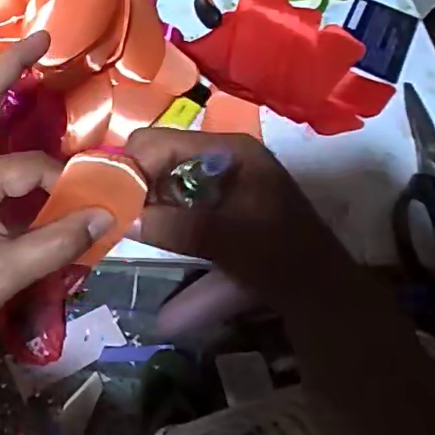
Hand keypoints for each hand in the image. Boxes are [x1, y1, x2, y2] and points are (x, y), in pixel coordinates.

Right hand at [122, 127, 353, 302]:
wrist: (324, 294)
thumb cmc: (283, 259)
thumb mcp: (229, 242)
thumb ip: (176, 227)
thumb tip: (122, 219)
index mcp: (228, 149)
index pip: (159, 141)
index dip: (132, 168)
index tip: (111, 203)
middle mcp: (222, 155)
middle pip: (160, 158)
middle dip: (136, 186)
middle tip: (118, 220)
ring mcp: (220, 179)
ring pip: (165, 180)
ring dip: (147, 203)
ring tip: (130, 229)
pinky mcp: (219, 203)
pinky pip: (177, 199)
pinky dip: (162, 214)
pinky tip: (153, 235)